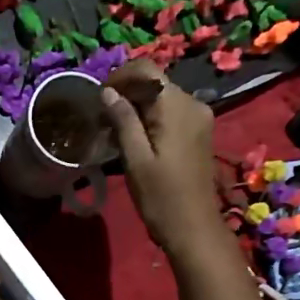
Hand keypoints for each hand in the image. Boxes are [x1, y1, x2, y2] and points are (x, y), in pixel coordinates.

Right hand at [100, 60, 226, 254]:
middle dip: (127, 93)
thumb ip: (123, 121)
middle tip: (103, 118)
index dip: (120, 77)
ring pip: (163, 98)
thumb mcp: (135, 159)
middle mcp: (193, 104)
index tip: (100, 98)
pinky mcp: (199, 133)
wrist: (194, 229)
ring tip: (115, 130)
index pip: (147, 70)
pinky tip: (136, 139)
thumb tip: (108, 93)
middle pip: (156, 82)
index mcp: (177, 107)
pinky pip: (172, 113)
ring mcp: (200, 118)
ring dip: (138, 107)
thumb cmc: (161, 197)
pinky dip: (152, 118)